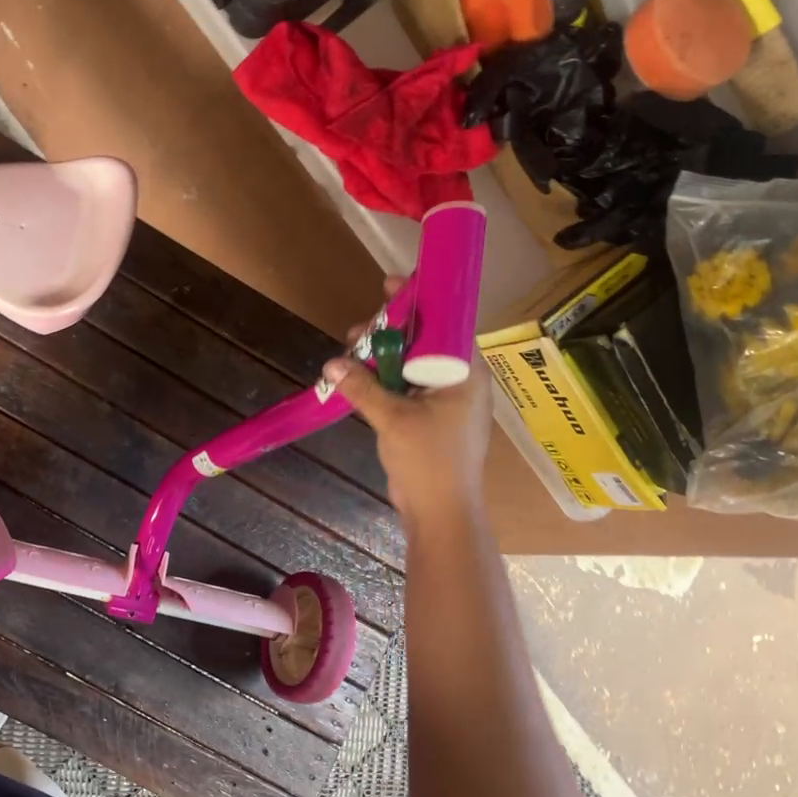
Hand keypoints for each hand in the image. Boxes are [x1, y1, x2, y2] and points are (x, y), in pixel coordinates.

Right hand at [323, 278, 491, 524]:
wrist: (440, 511)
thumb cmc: (428, 461)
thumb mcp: (392, 419)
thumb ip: (361, 388)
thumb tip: (331, 364)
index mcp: (466, 373)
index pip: (446, 322)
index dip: (419, 301)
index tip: (392, 285)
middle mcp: (461, 381)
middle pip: (426, 342)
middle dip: (391, 334)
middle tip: (359, 332)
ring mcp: (446, 402)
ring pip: (413, 367)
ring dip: (383, 359)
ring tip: (351, 356)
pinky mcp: (431, 420)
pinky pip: (407, 389)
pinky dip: (385, 382)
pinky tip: (359, 382)